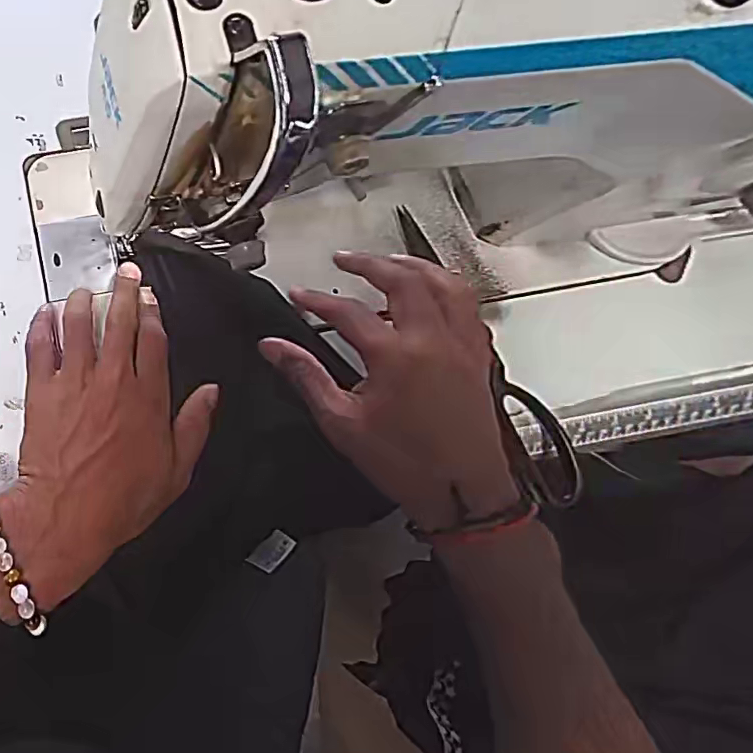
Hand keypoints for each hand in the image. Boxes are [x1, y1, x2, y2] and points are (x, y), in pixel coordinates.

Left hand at [0, 262, 218, 612]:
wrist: (67, 516)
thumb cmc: (118, 500)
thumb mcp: (175, 471)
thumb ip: (194, 426)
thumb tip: (210, 395)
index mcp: (147, 397)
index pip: (153, 340)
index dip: (153, 313)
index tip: (151, 298)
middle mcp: (112, 381)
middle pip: (119, 322)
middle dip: (124, 292)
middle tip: (125, 274)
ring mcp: (75, 382)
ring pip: (79, 326)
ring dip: (83, 302)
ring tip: (84, 290)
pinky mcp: (43, 390)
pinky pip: (41, 347)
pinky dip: (43, 326)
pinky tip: (46, 314)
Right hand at [258, 252, 516, 531]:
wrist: (463, 492)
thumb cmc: (406, 463)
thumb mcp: (340, 420)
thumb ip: (305, 376)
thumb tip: (273, 348)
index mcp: (396, 356)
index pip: (348, 312)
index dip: (316, 300)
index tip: (298, 295)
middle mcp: (434, 341)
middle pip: (403, 279)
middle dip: (369, 262)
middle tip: (345, 260)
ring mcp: (462, 346)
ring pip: (445, 284)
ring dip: (413, 266)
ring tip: (390, 262)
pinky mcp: (479, 358)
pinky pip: (468, 307)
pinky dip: (447, 289)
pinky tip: (433, 295)